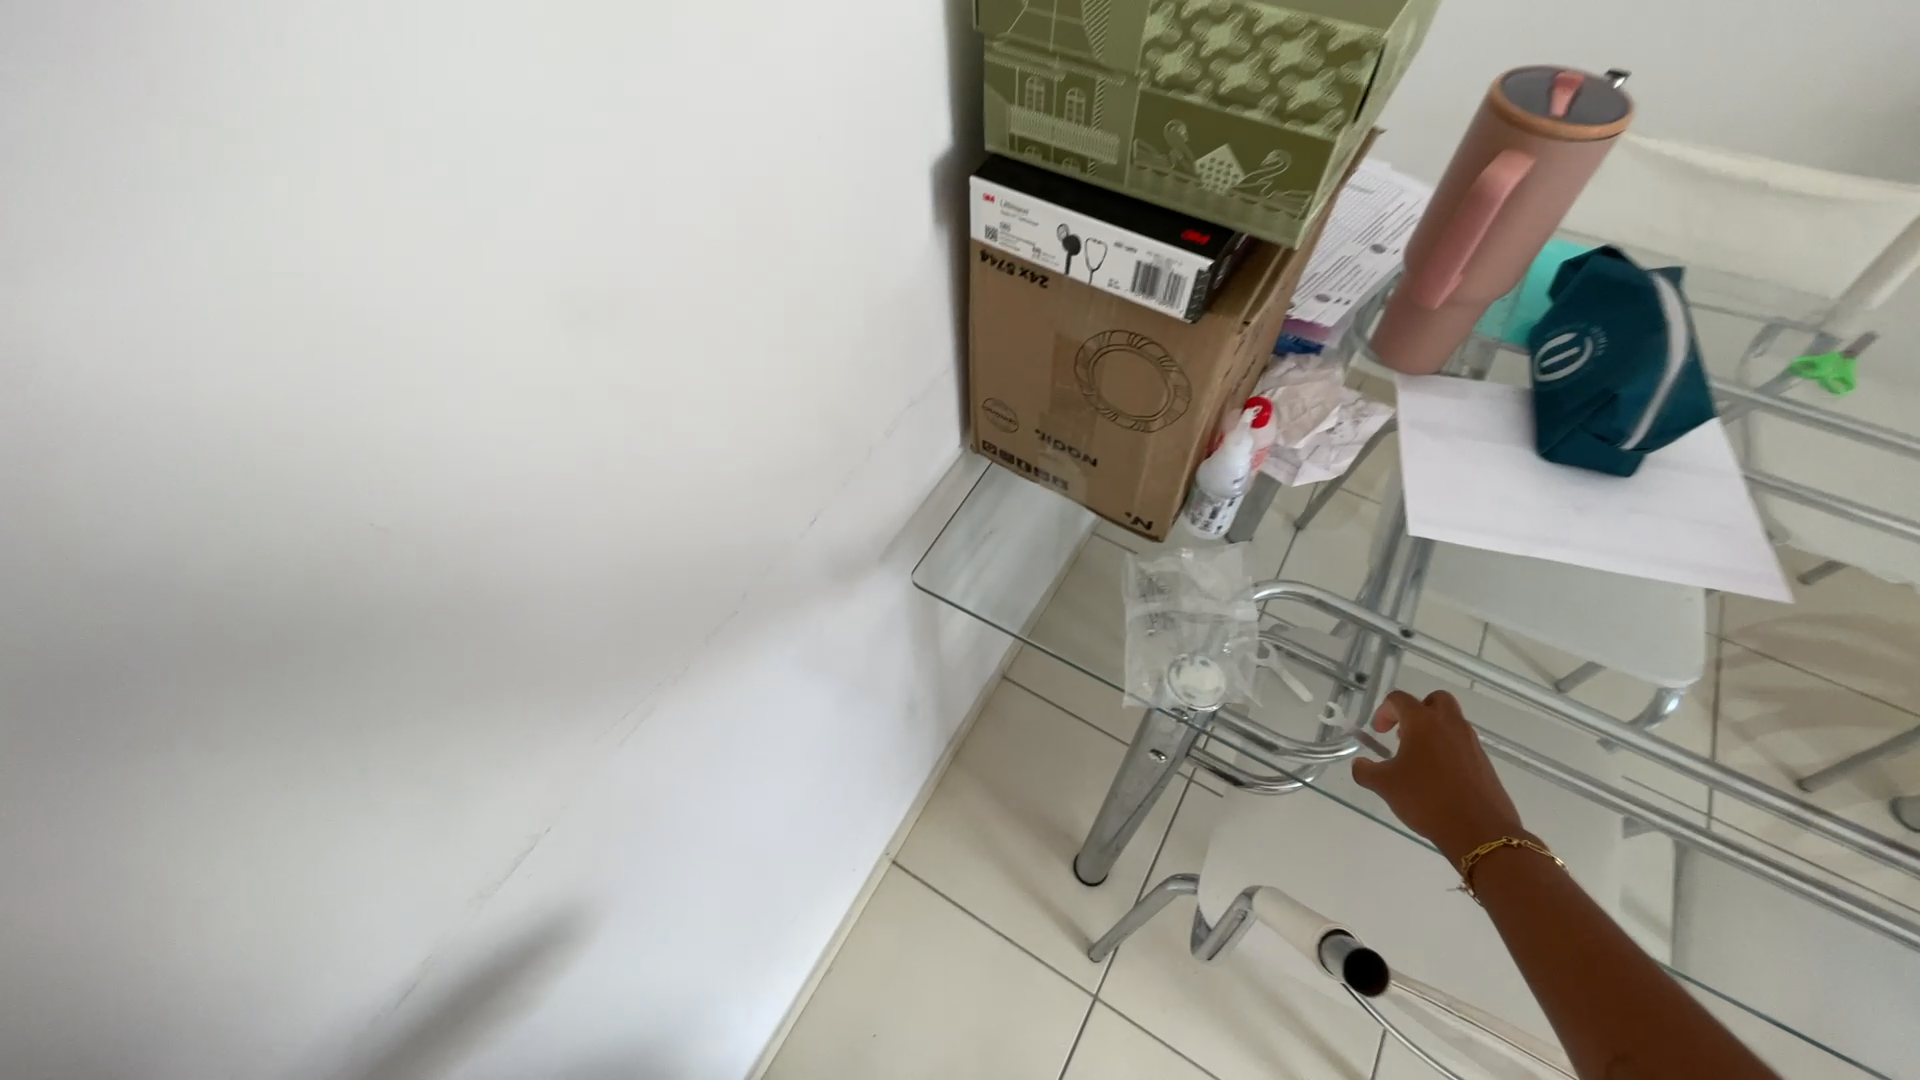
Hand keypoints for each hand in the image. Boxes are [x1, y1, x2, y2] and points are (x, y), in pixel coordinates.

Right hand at [1351, 690, 1525, 863]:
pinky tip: (1437, 777)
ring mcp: (1471, 743)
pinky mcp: (1485, 763)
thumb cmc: (1426, 799)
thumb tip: (1360, 764)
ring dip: (1434, 731)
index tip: (1378, 732)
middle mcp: (1450, 725)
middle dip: (1418, 710)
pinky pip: (1463, 744)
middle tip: (1404, 733)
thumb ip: (1365, 770)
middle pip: (1436, 699)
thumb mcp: (1385, 785)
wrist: (1479, 831)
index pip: (1399, 699)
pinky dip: (1448, 750)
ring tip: (1418, 759)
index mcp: (1423, 723)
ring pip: (1452, 722)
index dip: (1384, 711)